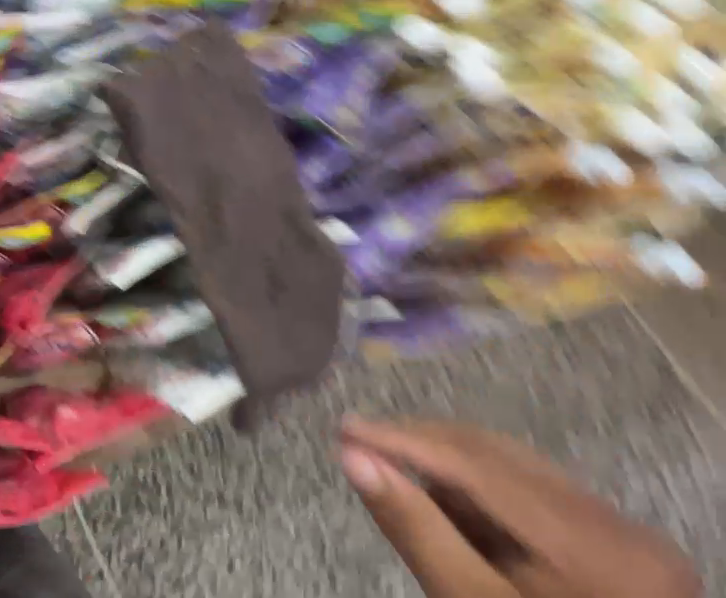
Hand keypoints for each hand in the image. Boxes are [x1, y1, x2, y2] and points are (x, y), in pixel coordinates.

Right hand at [340, 417, 700, 597]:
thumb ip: (415, 529)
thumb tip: (351, 456)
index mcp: (588, 542)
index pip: (476, 464)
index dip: (404, 440)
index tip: (343, 427)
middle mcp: (619, 524)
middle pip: (497, 456)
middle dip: (423, 443)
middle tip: (359, 440)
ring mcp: (627, 532)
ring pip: (514, 466)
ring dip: (448, 461)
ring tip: (395, 469)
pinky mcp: (620, 542)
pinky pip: (535, 489)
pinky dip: (482, 485)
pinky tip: (452, 503)